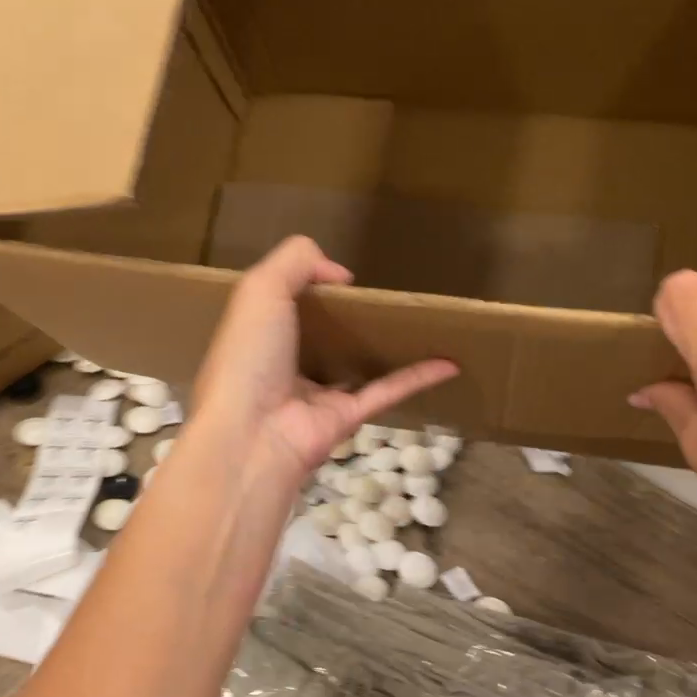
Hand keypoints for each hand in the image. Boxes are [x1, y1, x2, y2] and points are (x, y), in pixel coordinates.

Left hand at [192, 236, 458, 482]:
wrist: (250, 435)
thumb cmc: (248, 357)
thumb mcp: (261, 290)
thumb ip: (297, 261)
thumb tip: (342, 275)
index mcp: (259, 338)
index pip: (285, 308)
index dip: (308, 288)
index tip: (340, 276)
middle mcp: (287, 367)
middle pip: (324, 339)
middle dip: (350, 319)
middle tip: (384, 296)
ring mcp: (319, 396)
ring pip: (359, 366)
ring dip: (387, 348)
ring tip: (421, 325)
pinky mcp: (348, 418)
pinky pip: (388, 392)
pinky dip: (418, 377)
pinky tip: (448, 362)